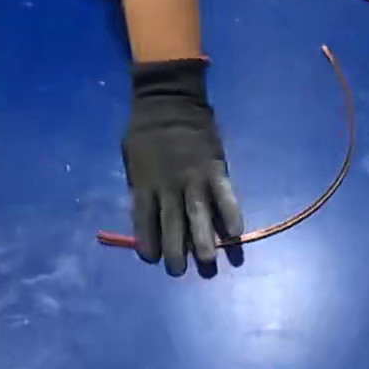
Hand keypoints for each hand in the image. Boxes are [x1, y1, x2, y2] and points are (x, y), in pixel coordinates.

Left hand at [122, 59, 244, 276]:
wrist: (170, 98)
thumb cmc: (145, 130)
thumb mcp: (132, 159)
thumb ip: (139, 186)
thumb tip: (145, 211)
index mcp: (144, 185)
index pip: (145, 223)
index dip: (148, 243)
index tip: (152, 258)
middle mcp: (169, 188)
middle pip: (172, 227)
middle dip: (176, 253)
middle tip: (179, 270)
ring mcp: (194, 180)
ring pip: (199, 218)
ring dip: (204, 242)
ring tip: (208, 262)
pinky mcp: (215, 171)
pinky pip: (226, 198)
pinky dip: (232, 216)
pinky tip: (236, 235)